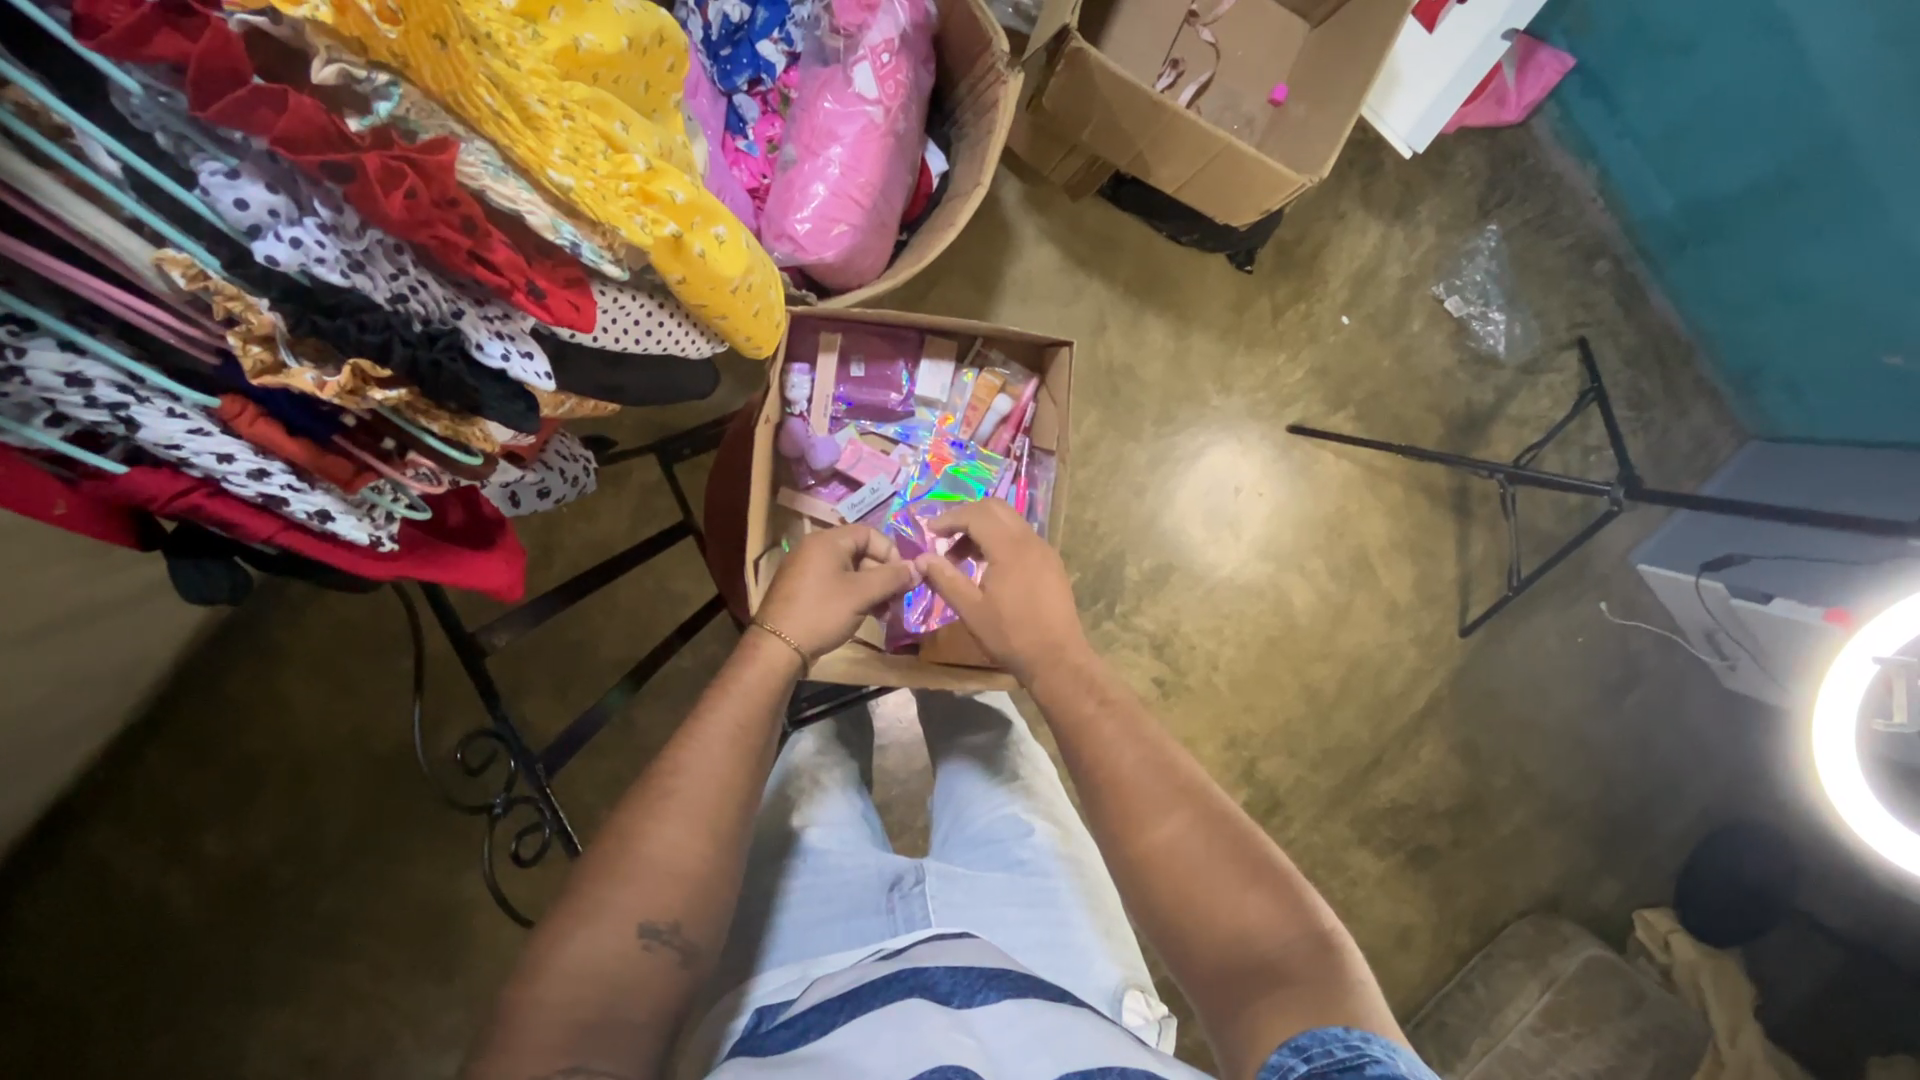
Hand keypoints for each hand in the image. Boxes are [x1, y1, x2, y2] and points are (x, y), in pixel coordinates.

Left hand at [756, 525, 920, 661]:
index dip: (891, 552)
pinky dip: (855, 596)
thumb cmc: (822, 612)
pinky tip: (866, 615)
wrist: (777, 647)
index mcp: (827, 541)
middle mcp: (815, 549)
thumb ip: (892, 578)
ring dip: (872, 589)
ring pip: (851, 571)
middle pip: (861, 552)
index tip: (902, 578)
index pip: (869, 533)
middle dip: (883, 575)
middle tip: (896, 600)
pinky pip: (837, 584)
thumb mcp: (862, 594)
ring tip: (884, 613)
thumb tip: (918, 568)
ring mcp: (807, 570)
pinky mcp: (804, 590)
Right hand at [912, 499, 1091, 684]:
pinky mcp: (1052, 563)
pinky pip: (1022, 537)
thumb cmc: (1011, 636)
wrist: (1058, 659)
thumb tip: (921, 558)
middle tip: (944, 538)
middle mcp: (1031, 540)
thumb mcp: (971, 610)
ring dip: (984, 529)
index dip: (949, 518)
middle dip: (966, 517)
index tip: (930, 532)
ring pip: (1010, 522)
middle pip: (995, 508)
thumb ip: (945, 579)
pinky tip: (989, 567)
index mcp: (1010, 548)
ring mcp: (1045, 550)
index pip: (976, 515)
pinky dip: (1001, 540)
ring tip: (962, 557)